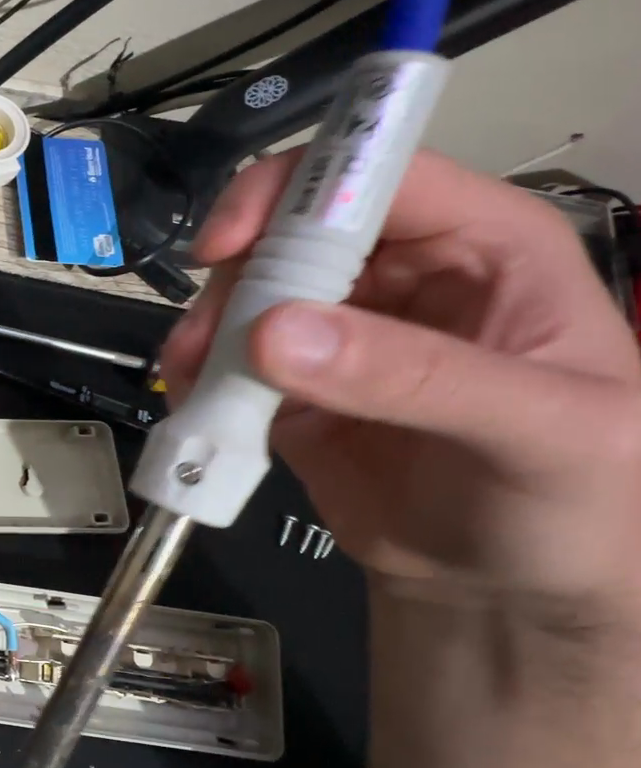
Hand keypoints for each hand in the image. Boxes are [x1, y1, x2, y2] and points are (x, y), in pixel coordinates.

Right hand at [160, 150, 640, 619]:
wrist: (504, 589)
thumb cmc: (574, 501)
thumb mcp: (538, 431)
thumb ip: (416, 376)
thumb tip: (273, 334)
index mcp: (480, 248)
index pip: (375, 178)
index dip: (294, 193)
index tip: (222, 247)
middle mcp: (397, 276)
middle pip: (285, 233)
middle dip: (231, 280)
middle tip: (202, 343)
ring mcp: (333, 333)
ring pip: (240, 296)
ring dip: (203, 334)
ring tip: (194, 385)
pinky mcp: (284, 385)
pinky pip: (220, 360)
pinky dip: (194, 377)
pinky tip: (198, 407)